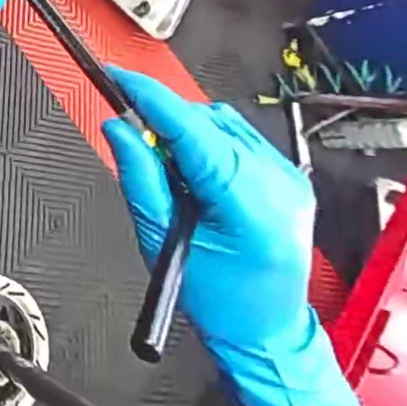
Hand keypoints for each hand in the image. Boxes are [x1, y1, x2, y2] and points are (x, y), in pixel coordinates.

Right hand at [102, 68, 374, 405]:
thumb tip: (119, 129)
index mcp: (250, 204)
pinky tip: (194, 171)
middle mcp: (277, 182)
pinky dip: (206, 140)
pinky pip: (237, 134)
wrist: (266, 329)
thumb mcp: (162, 240)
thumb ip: (139, 176)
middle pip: (204, 120)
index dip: (150, 96)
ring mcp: (287, 175)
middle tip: (134, 139)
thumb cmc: (219, 300)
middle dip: (163, 121)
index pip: (191, 128)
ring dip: (184, 131)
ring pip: (220, 122)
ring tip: (170, 172)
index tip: (120, 76)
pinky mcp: (287, 173)